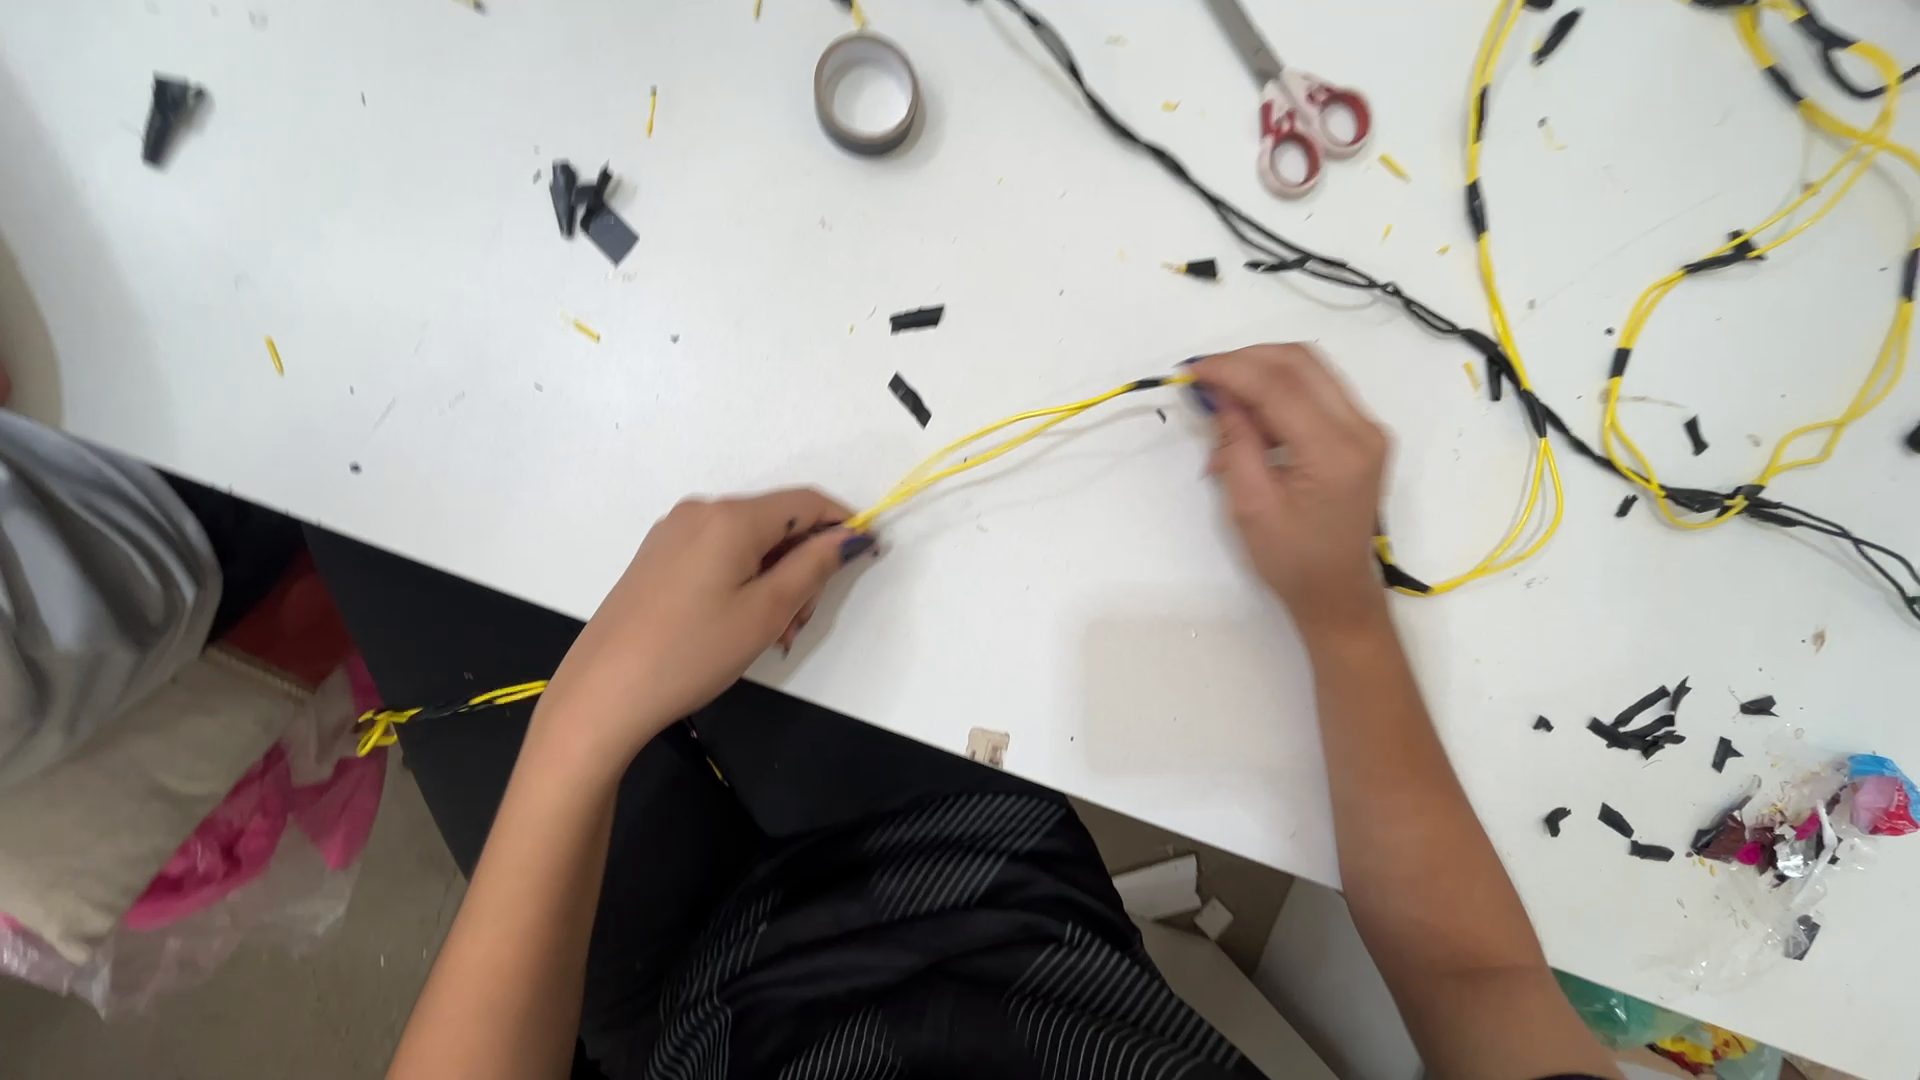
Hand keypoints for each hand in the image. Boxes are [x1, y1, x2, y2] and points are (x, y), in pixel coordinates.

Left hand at [536, 488, 874, 764]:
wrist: (603, 694)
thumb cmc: (693, 652)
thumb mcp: (767, 611)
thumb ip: (816, 565)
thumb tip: (853, 535)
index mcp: (730, 518)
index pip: (807, 501)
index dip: (844, 524)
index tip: (868, 557)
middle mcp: (700, 511)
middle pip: (777, 523)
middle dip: (804, 565)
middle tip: (802, 622)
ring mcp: (673, 533)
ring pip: (750, 543)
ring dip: (776, 580)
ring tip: (773, 635)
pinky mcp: (658, 557)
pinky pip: (720, 555)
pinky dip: (745, 581)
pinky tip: (741, 624)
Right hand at [1191, 345, 1388, 635]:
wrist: (1336, 590)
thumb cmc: (1290, 559)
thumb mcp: (1250, 504)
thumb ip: (1236, 442)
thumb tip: (1219, 394)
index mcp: (1334, 452)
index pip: (1278, 386)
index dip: (1230, 369)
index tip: (1191, 371)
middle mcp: (1361, 429)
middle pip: (1300, 362)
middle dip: (1245, 359)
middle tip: (1203, 377)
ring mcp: (1367, 429)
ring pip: (1310, 369)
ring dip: (1261, 371)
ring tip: (1221, 398)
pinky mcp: (1361, 434)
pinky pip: (1316, 391)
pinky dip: (1278, 391)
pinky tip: (1248, 415)